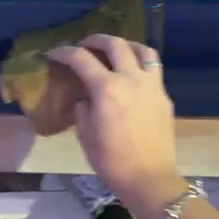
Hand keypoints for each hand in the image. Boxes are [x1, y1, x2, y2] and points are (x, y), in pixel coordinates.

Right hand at [46, 34, 185, 211]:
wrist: (149, 178)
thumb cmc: (111, 160)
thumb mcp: (86, 134)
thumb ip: (83, 109)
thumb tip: (86, 98)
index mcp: (107, 88)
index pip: (81, 58)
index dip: (63, 52)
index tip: (54, 53)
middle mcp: (131, 79)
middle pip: (114, 44)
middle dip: (96, 39)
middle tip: (85, 45)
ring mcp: (152, 86)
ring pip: (143, 50)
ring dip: (126, 45)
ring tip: (117, 50)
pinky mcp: (164, 97)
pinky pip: (154, 70)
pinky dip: (140, 64)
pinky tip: (132, 76)